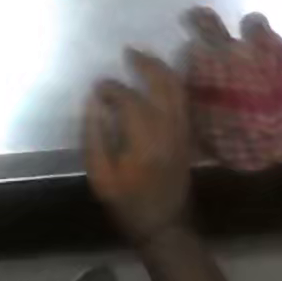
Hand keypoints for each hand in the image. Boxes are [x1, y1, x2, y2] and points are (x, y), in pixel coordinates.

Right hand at [84, 48, 189, 244]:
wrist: (164, 228)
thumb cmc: (128, 202)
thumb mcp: (100, 174)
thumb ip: (94, 134)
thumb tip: (93, 102)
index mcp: (144, 140)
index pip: (129, 99)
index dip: (111, 88)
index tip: (97, 88)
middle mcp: (168, 131)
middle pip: (162, 85)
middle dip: (145, 64)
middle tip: (128, 51)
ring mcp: (182, 133)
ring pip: (177, 90)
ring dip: (162, 69)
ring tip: (144, 57)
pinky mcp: (187, 138)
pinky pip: (184, 101)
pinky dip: (173, 84)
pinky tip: (161, 77)